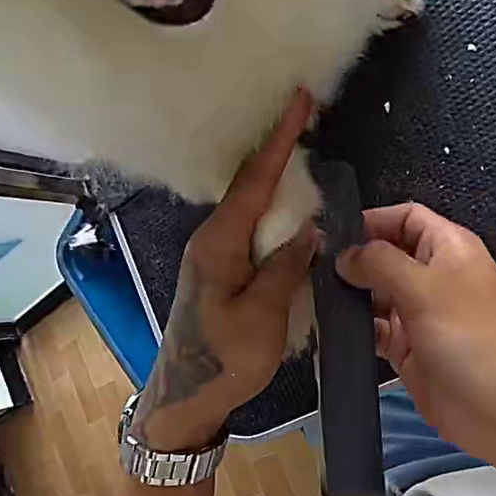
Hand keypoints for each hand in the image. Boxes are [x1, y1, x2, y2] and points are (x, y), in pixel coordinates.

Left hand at [130, 89, 319, 451]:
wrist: (187, 396)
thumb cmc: (224, 359)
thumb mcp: (262, 315)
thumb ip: (285, 267)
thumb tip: (309, 230)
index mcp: (219, 243)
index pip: (253, 180)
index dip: (279, 139)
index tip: (300, 99)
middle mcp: (211, 239)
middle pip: (247, 185)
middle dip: (277, 150)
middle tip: (307, 119)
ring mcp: (212, 255)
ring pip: (248, 207)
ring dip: (275, 180)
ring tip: (304, 157)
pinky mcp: (219, 271)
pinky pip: (249, 229)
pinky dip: (272, 212)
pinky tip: (290, 212)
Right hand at [336, 202, 495, 459]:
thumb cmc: (472, 338)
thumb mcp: (425, 287)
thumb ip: (380, 263)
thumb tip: (345, 256)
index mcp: (448, 249)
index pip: (405, 218)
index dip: (372, 221)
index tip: (332, 236)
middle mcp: (433, 277)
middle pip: (386, 256)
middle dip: (354, 260)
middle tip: (313, 268)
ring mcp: (419, 315)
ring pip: (376, 295)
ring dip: (350, 296)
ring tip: (314, 297)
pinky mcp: (408, 350)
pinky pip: (375, 331)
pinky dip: (355, 329)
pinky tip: (330, 329)